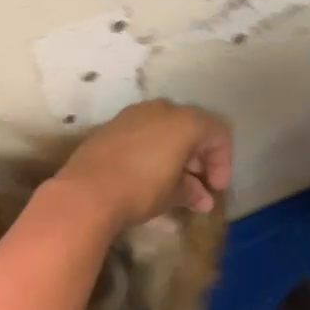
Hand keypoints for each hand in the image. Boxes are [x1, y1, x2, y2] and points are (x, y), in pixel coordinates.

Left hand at [53, 100, 232, 229]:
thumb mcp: (173, 195)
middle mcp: (161, 110)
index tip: (216, 189)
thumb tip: (203, 199)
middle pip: (192, 128)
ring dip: (176, 154)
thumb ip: (193, 192)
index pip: (218, 134)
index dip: (223, 163)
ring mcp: (133, 115)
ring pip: (166, 129)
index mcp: (185, 121)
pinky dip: (153, 151)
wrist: (85, 192)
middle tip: (198, 187)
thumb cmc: (140, 190)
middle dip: (199, 159)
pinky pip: (143, 134)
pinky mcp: (111, 126)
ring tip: (174, 185)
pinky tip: (149, 175)